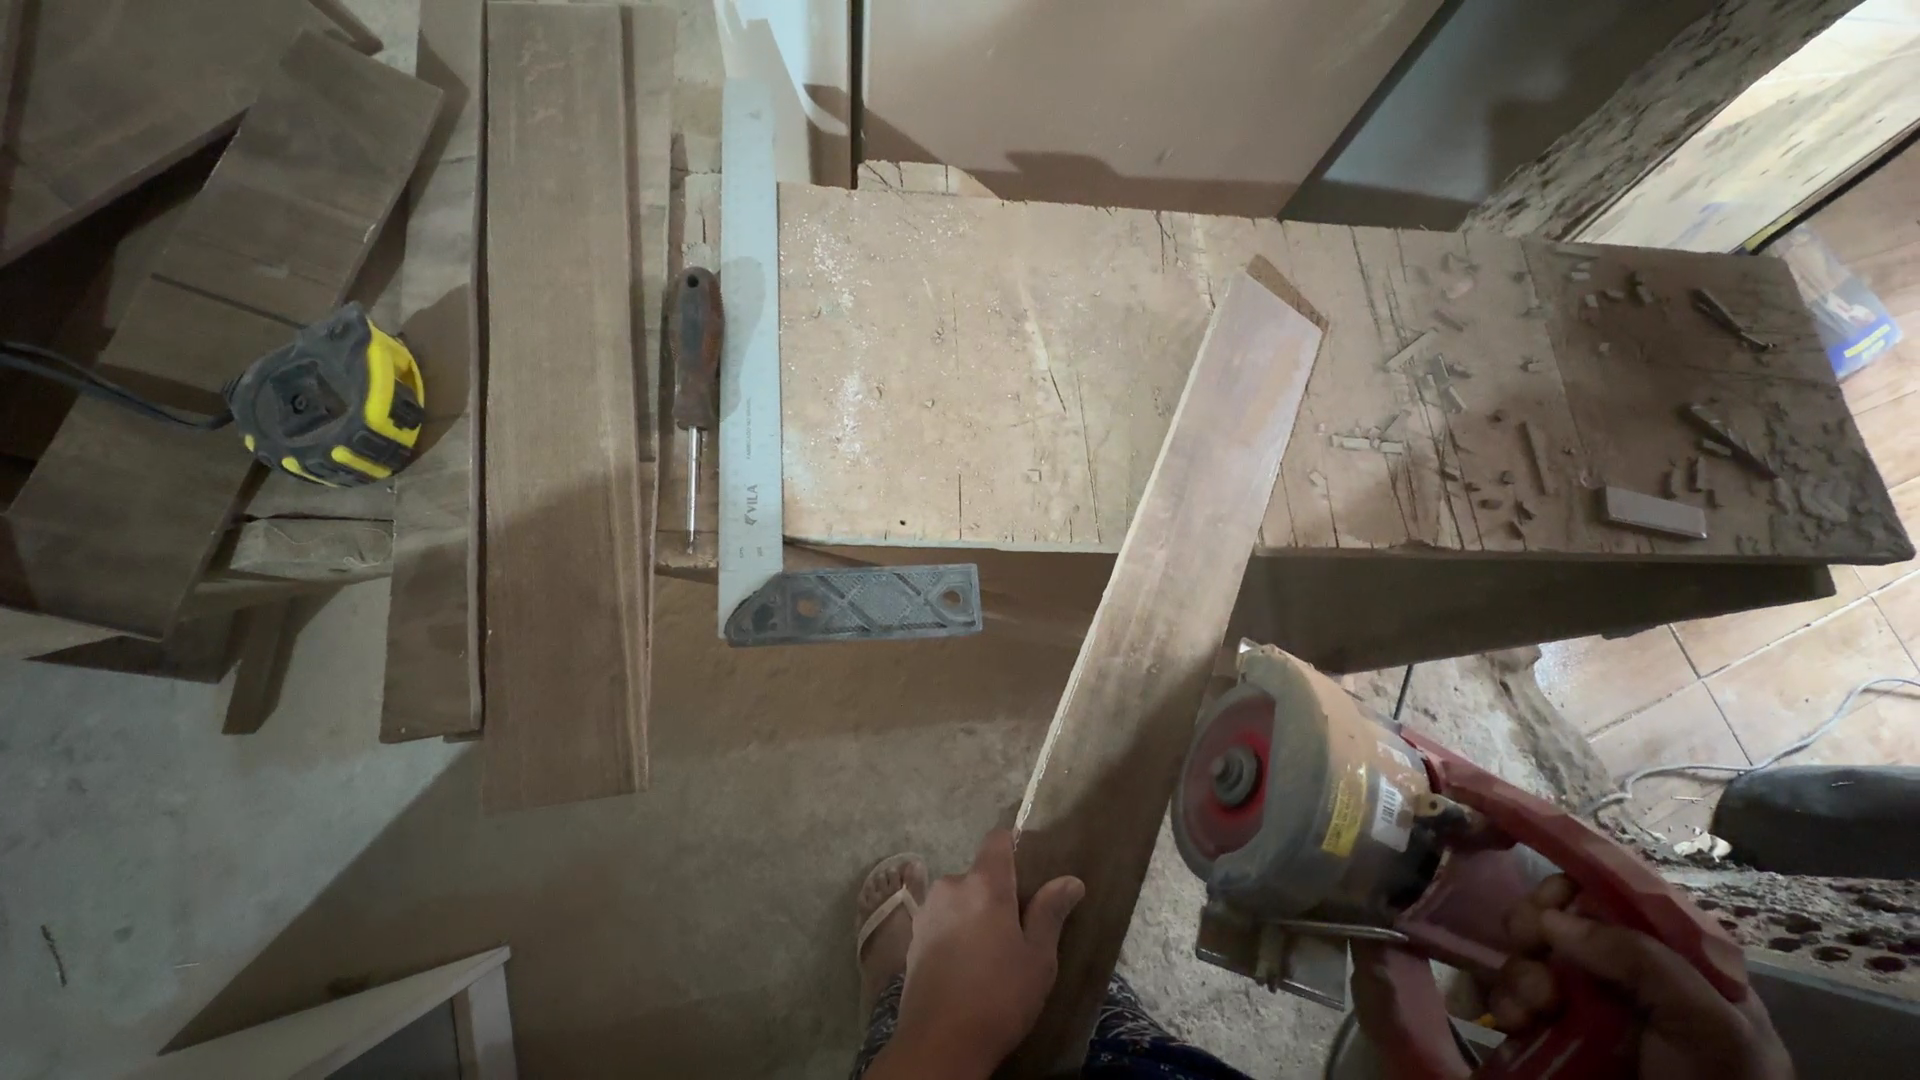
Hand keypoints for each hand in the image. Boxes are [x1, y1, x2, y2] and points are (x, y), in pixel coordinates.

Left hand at [869, 829, 1084, 1078]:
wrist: (939, 1044)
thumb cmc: (999, 996)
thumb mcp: (1038, 958)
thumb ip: (1050, 913)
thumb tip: (1070, 880)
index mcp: (984, 883)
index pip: (997, 840)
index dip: (1013, 846)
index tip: (1029, 870)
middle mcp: (950, 887)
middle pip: (979, 875)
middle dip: (997, 893)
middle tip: (1017, 929)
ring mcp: (927, 913)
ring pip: (959, 900)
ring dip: (974, 915)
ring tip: (991, 954)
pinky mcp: (912, 939)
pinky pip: (942, 922)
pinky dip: (955, 934)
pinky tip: (965, 968)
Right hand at [1490, 875, 1794, 1079]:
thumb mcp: (1710, 1026)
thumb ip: (1644, 963)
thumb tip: (1552, 919)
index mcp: (1664, 955)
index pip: (1607, 895)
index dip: (1571, 888)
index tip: (1552, 901)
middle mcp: (1615, 971)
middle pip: (1551, 918)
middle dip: (1532, 928)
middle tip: (1532, 946)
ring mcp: (1579, 1003)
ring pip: (1522, 957)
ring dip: (1519, 974)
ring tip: (1537, 1007)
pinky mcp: (1549, 1032)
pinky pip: (1506, 998)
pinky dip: (1504, 1004)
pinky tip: (1518, 1023)